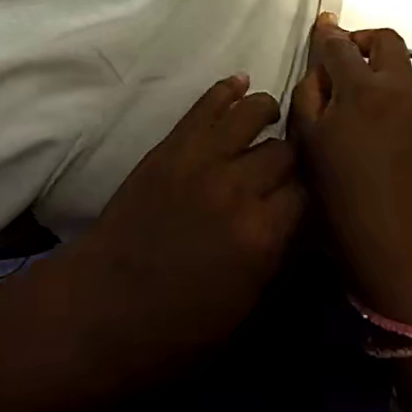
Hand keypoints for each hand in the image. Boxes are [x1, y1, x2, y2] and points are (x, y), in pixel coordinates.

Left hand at [64, 75, 305, 369]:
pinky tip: (241, 84)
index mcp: (261, 236)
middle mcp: (238, 189)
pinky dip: (226, 90)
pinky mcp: (172, 146)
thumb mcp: (243, 305)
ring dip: (268, 113)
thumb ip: (276, 254)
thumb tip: (295, 220)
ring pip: (253, 114)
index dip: (312, 190)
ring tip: (272, 116)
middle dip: (293, 158)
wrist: (99, 308)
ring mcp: (202, 160)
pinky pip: (206, 105)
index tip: (309, 193)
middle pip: (286, 151)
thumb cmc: (174, 328)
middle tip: (288, 165)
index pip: (308, 191)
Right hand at [291, 16, 411, 326]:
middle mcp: (400, 91)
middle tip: (338, 60)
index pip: (342, 46)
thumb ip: (310, 100)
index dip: (328, 34)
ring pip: (399, 69)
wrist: (409, 258)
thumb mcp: (311, 150)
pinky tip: (370, 131)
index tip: (321, 26)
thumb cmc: (346, 209)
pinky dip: (387, 96)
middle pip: (386, 40)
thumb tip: (320, 74)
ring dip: (375, 70)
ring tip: (349, 102)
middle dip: (361, 41)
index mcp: (364, 92)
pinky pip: (407, 97)